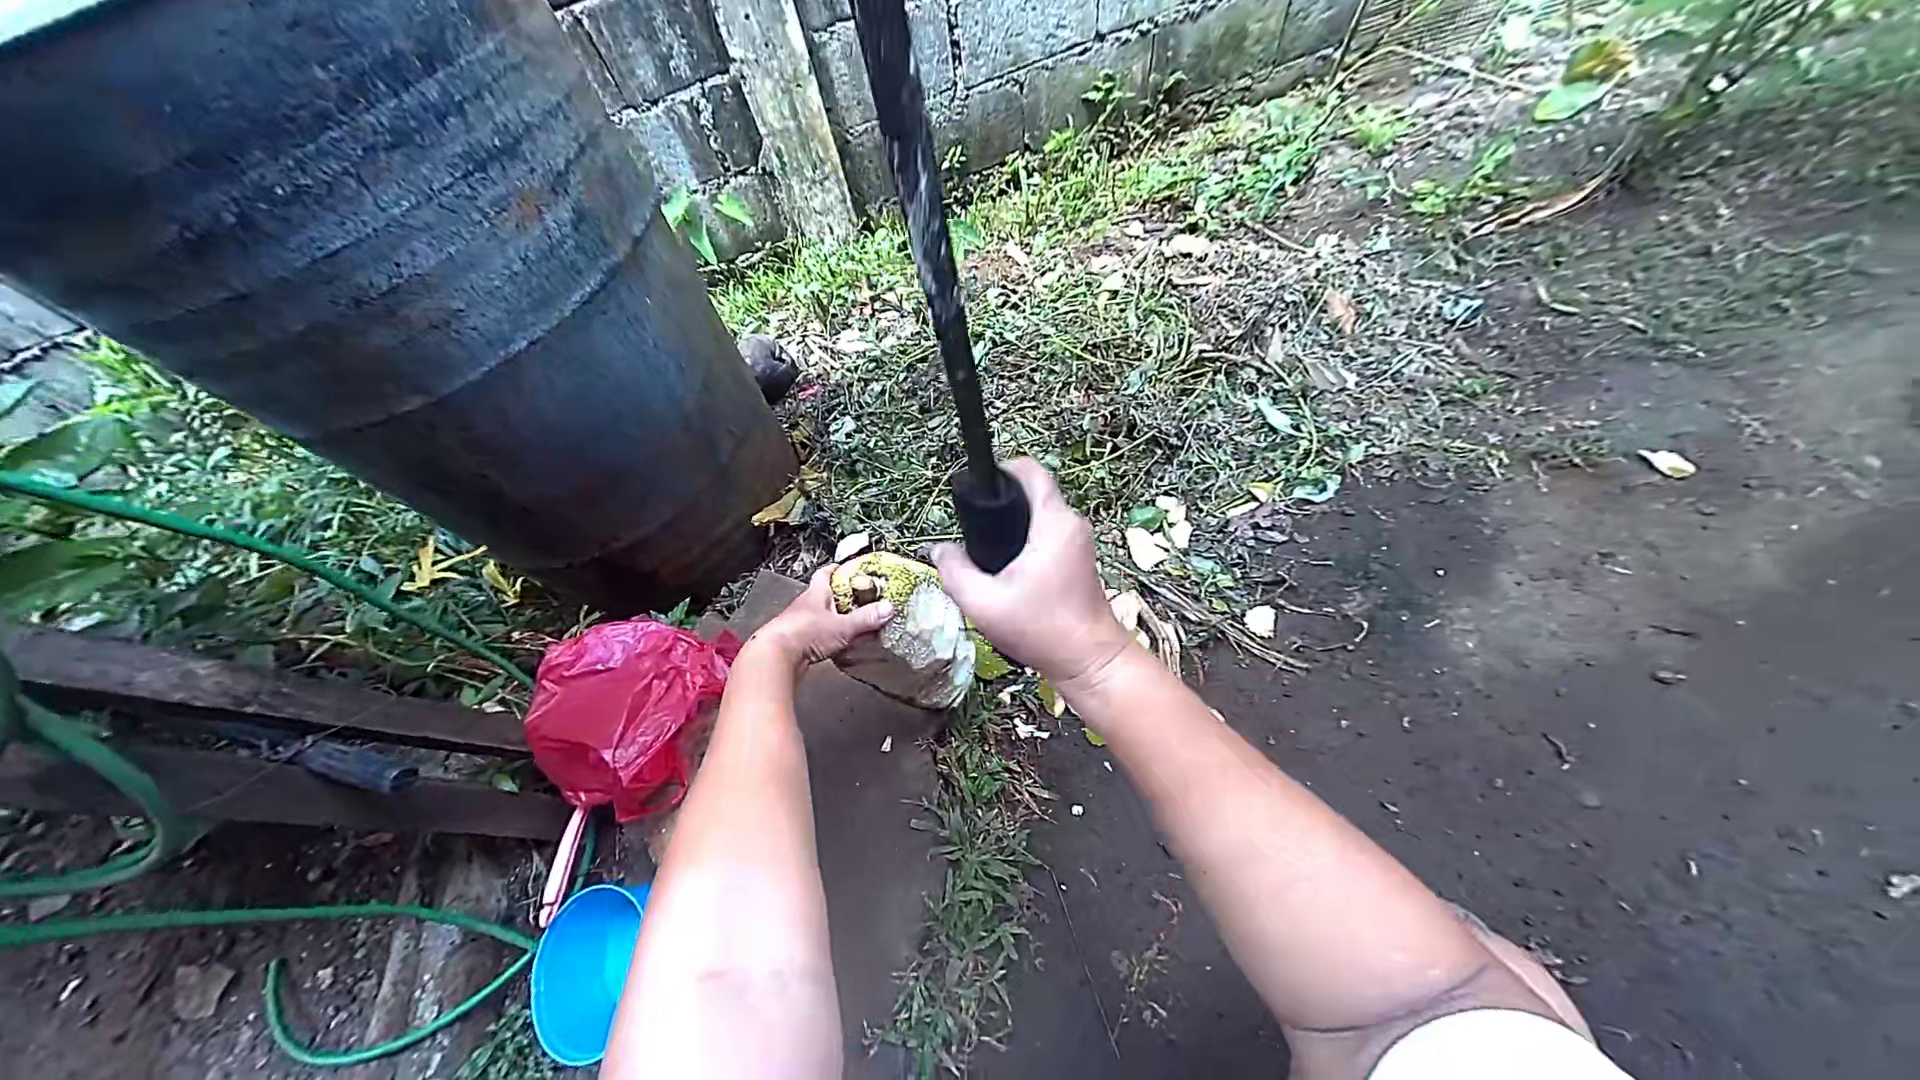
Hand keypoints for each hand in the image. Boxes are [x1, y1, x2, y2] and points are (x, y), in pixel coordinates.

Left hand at [746, 564, 893, 669]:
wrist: (775, 657)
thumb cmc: (806, 633)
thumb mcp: (842, 626)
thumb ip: (866, 618)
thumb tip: (890, 607)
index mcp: (815, 594)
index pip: (825, 574)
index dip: (835, 570)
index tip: (846, 568)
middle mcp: (804, 605)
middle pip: (822, 596)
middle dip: (839, 597)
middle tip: (857, 600)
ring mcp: (796, 624)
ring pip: (817, 616)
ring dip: (831, 619)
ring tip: (850, 624)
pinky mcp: (793, 642)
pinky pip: (813, 635)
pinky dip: (825, 637)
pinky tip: (835, 645)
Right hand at [933, 459, 1132, 691]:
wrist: (1089, 661)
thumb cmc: (1041, 630)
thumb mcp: (984, 603)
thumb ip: (954, 571)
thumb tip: (940, 549)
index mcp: (1054, 523)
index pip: (1031, 470)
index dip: (1001, 469)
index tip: (977, 489)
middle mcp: (1072, 524)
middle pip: (1032, 493)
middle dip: (1002, 503)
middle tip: (975, 529)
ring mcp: (1079, 541)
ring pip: (1039, 515)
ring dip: (1014, 524)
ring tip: (987, 550)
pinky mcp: (1079, 558)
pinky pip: (1048, 533)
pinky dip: (1027, 539)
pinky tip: (1007, 566)